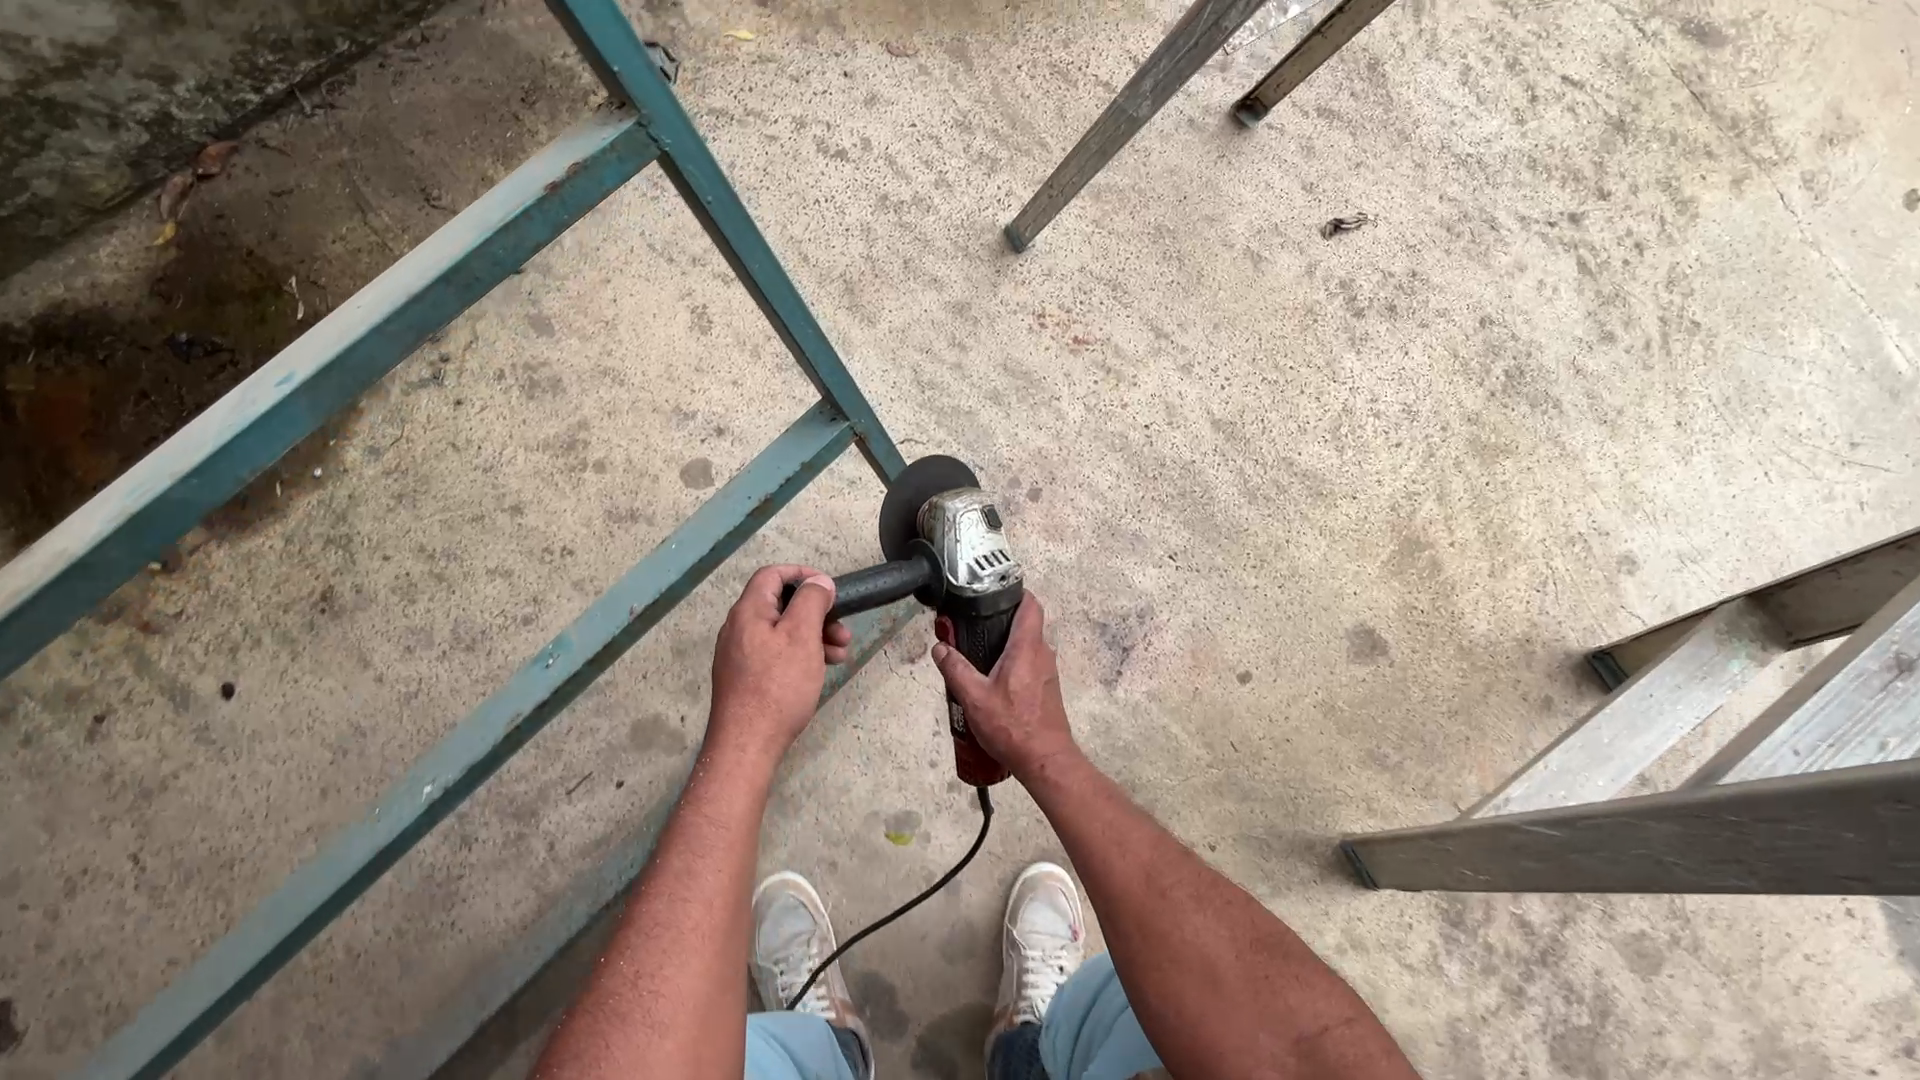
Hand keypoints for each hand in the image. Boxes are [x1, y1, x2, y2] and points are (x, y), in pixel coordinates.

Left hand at [706, 565, 852, 762]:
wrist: (748, 743)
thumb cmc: (778, 686)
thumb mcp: (802, 636)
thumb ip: (812, 601)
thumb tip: (819, 582)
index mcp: (748, 611)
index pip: (772, 575)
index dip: (803, 575)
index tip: (830, 589)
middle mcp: (739, 628)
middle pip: (781, 605)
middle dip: (817, 613)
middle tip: (843, 630)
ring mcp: (740, 654)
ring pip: (783, 632)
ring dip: (814, 636)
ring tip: (840, 655)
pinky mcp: (746, 677)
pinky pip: (776, 653)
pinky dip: (800, 655)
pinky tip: (820, 670)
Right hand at [930, 593, 1078, 778]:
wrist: (1045, 759)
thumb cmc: (1012, 726)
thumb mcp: (974, 698)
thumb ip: (955, 669)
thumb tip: (940, 648)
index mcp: (1027, 647)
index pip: (1031, 605)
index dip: (1016, 592)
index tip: (993, 593)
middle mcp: (1042, 653)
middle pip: (1025, 624)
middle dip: (1000, 622)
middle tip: (972, 627)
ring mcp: (1048, 671)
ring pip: (1026, 646)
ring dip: (1005, 646)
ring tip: (977, 656)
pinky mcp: (1047, 688)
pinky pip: (1029, 664)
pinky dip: (1012, 664)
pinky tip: (992, 682)